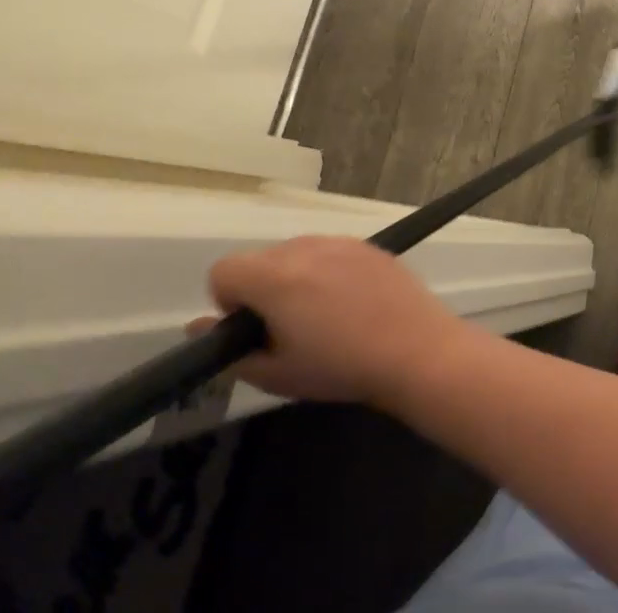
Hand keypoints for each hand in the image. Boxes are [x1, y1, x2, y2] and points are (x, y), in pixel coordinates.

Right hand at [188, 236, 462, 404]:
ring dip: (297, 277)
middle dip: (263, 289)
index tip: (254, 329)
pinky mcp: (375, 248)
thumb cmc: (342, 367)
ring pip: (299, 253)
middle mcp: (308, 248)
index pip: (223, 271)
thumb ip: (230, 349)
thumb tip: (199, 327)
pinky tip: (354, 303)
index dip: (229, 302)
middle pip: (262, 259)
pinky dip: (331, 271)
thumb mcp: (276, 373)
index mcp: (275, 276)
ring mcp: (346, 243)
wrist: (418, 351)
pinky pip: (335, 253)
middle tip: (290, 327)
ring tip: (325, 316)